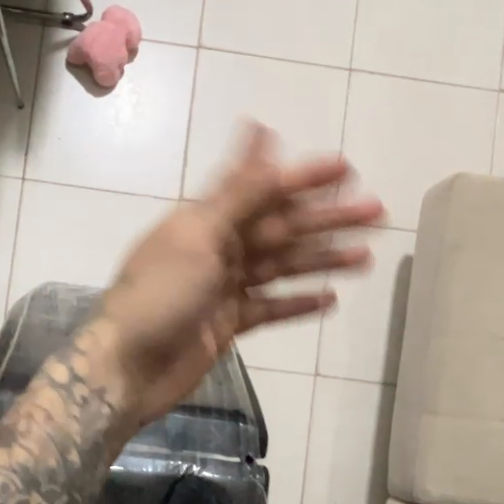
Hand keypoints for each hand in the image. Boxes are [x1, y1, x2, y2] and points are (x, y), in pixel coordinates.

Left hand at [89, 124, 384, 425]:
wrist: (126, 368)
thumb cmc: (157, 295)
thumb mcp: (197, 236)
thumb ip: (238, 194)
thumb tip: (262, 134)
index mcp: (202, 220)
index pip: (262, 190)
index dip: (303, 178)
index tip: (345, 168)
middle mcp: (215, 249)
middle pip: (280, 228)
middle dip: (326, 219)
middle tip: (376, 211)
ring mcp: (222, 289)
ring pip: (281, 267)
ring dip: (322, 259)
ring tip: (367, 256)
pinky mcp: (227, 325)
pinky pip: (270, 309)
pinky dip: (298, 303)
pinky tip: (331, 298)